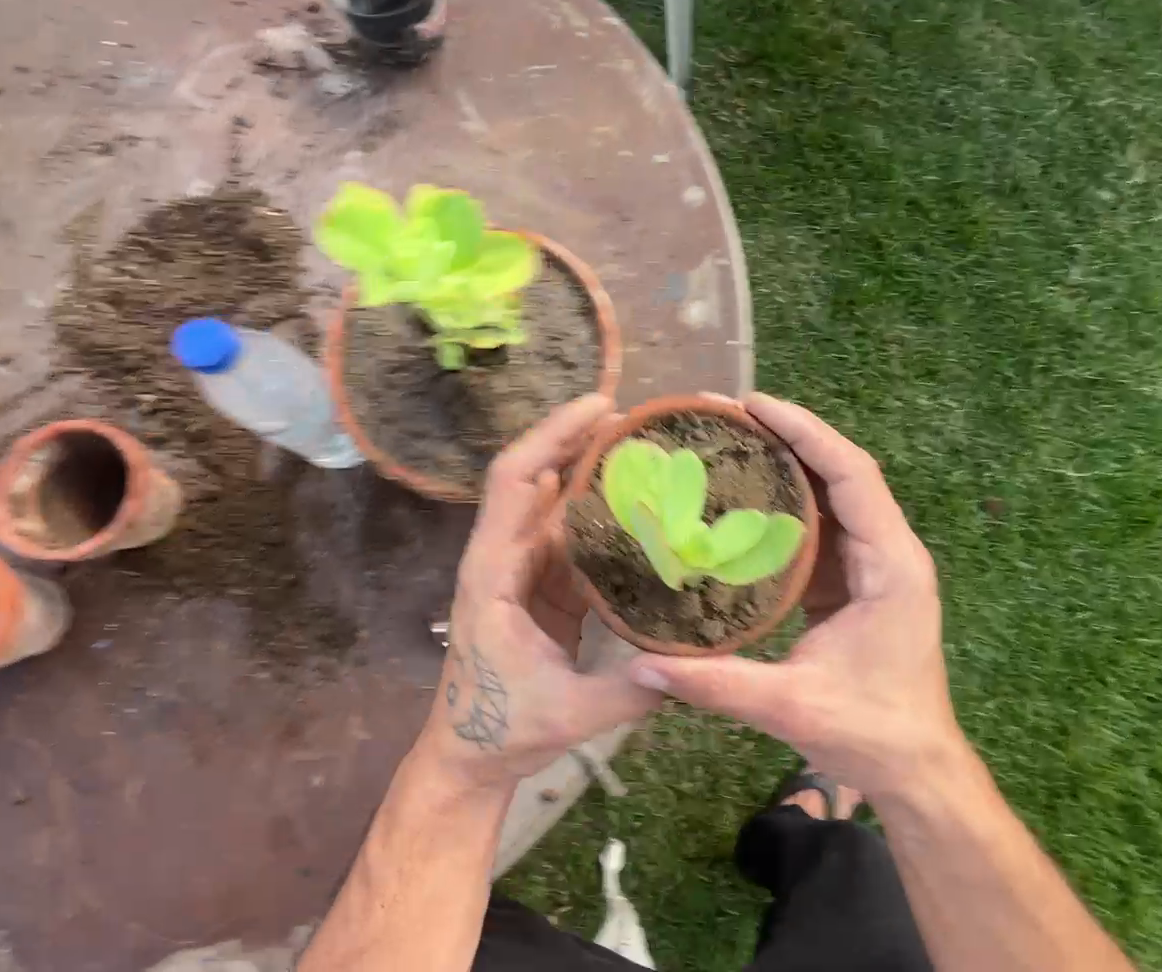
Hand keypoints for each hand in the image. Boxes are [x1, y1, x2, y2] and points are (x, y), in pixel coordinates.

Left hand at [416, 393, 663, 791]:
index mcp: (493, 572)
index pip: (516, 483)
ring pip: (556, 504)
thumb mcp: (571, 712)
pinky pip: (572, 537)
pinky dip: (601, 513)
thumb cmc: (503, 728)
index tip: (600, 406)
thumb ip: (631, 688)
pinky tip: (640, 503)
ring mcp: (522, 570)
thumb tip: (691, 658)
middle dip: (577, 439)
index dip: (553, 436)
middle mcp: (503, 558)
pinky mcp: (542, 587)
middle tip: (637, 417)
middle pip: (535, 477)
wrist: (469, 755)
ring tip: (645, 448)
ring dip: (591, 470)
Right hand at [626, 393, 964, 799]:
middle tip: (727, 414)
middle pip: (841, 472)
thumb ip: (716, 684)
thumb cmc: (871, 734)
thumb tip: (639, 668)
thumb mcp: (791, 707)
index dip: (806, 432)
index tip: (755, 405)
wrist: (916, 768)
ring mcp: (873, 565)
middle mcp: (888, 552)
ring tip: (729, 444)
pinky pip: (819, 527)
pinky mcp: (854, 582)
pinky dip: (783, 506)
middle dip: (789, 436)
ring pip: (831, 495)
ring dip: (786, 465)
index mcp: (890, 565)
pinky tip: (740, 501)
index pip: (853, 474)